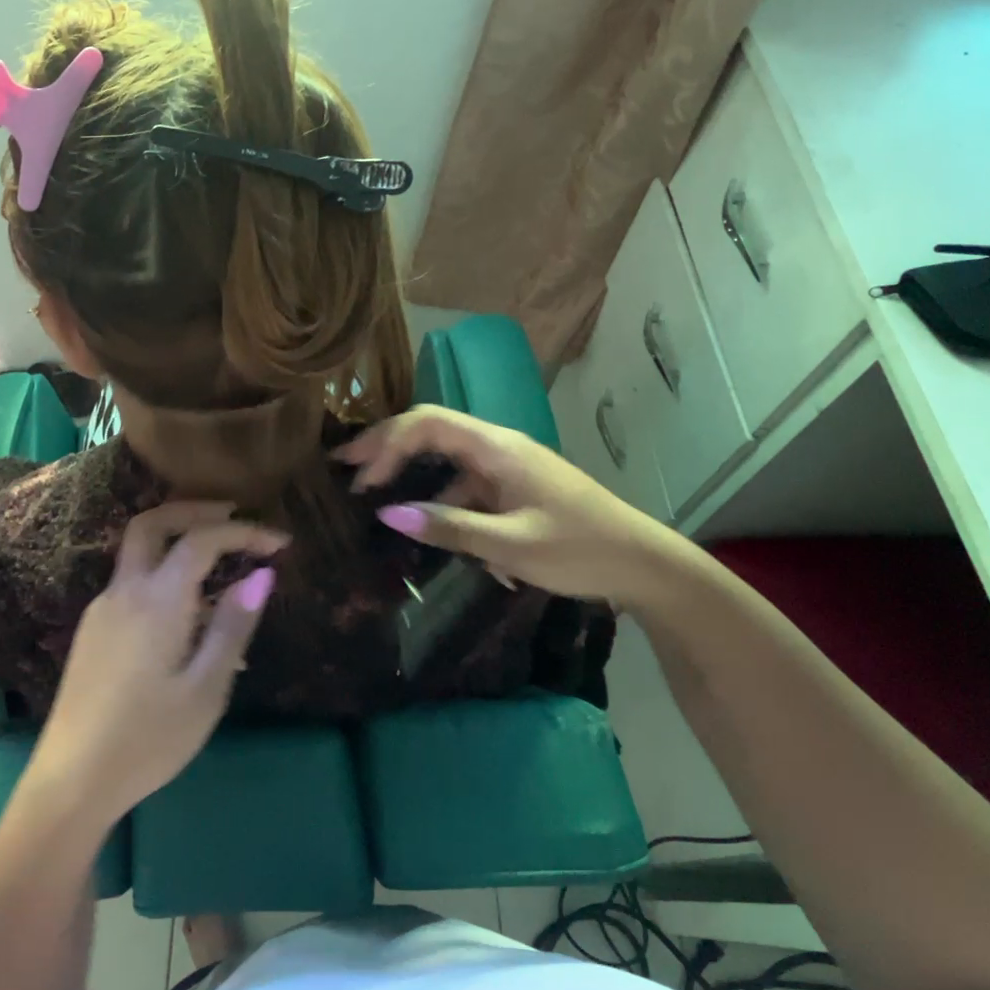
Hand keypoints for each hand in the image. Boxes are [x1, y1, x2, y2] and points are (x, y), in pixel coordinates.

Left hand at [30, 502, 284, 823]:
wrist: (73, 777)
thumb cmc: (149, 739)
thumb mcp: (206, 689)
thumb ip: (233, 626)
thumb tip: (262, 574)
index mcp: (156, 600)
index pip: (200, 539)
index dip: (243, 532)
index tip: (279, 543)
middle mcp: (123, 592)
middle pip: (151, 523)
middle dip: (194, 510)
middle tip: (236, 517)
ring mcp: (102, 610)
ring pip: (138, 553)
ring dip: (177, 543)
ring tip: (223, 572)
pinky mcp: (93, 631)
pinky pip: (132, 586)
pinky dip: (163, 577)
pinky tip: (189, 619)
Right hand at [336, 405, 682, 606]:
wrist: (645, 565)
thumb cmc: (579, 550)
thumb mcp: (508, 544)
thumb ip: (447, 527)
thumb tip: (386, 514)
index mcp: (498, 447)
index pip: (427, 424)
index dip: (386, 443)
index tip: (358, 478)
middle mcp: (498, 446)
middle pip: (430, 432)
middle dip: (385, 448)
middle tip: (344, 469)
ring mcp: (507, 467)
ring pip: (445, 460)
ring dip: (409, 476)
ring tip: (374, 501)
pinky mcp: (513, 488)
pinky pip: (464, 485)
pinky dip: (438, 501)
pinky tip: (426, 530)